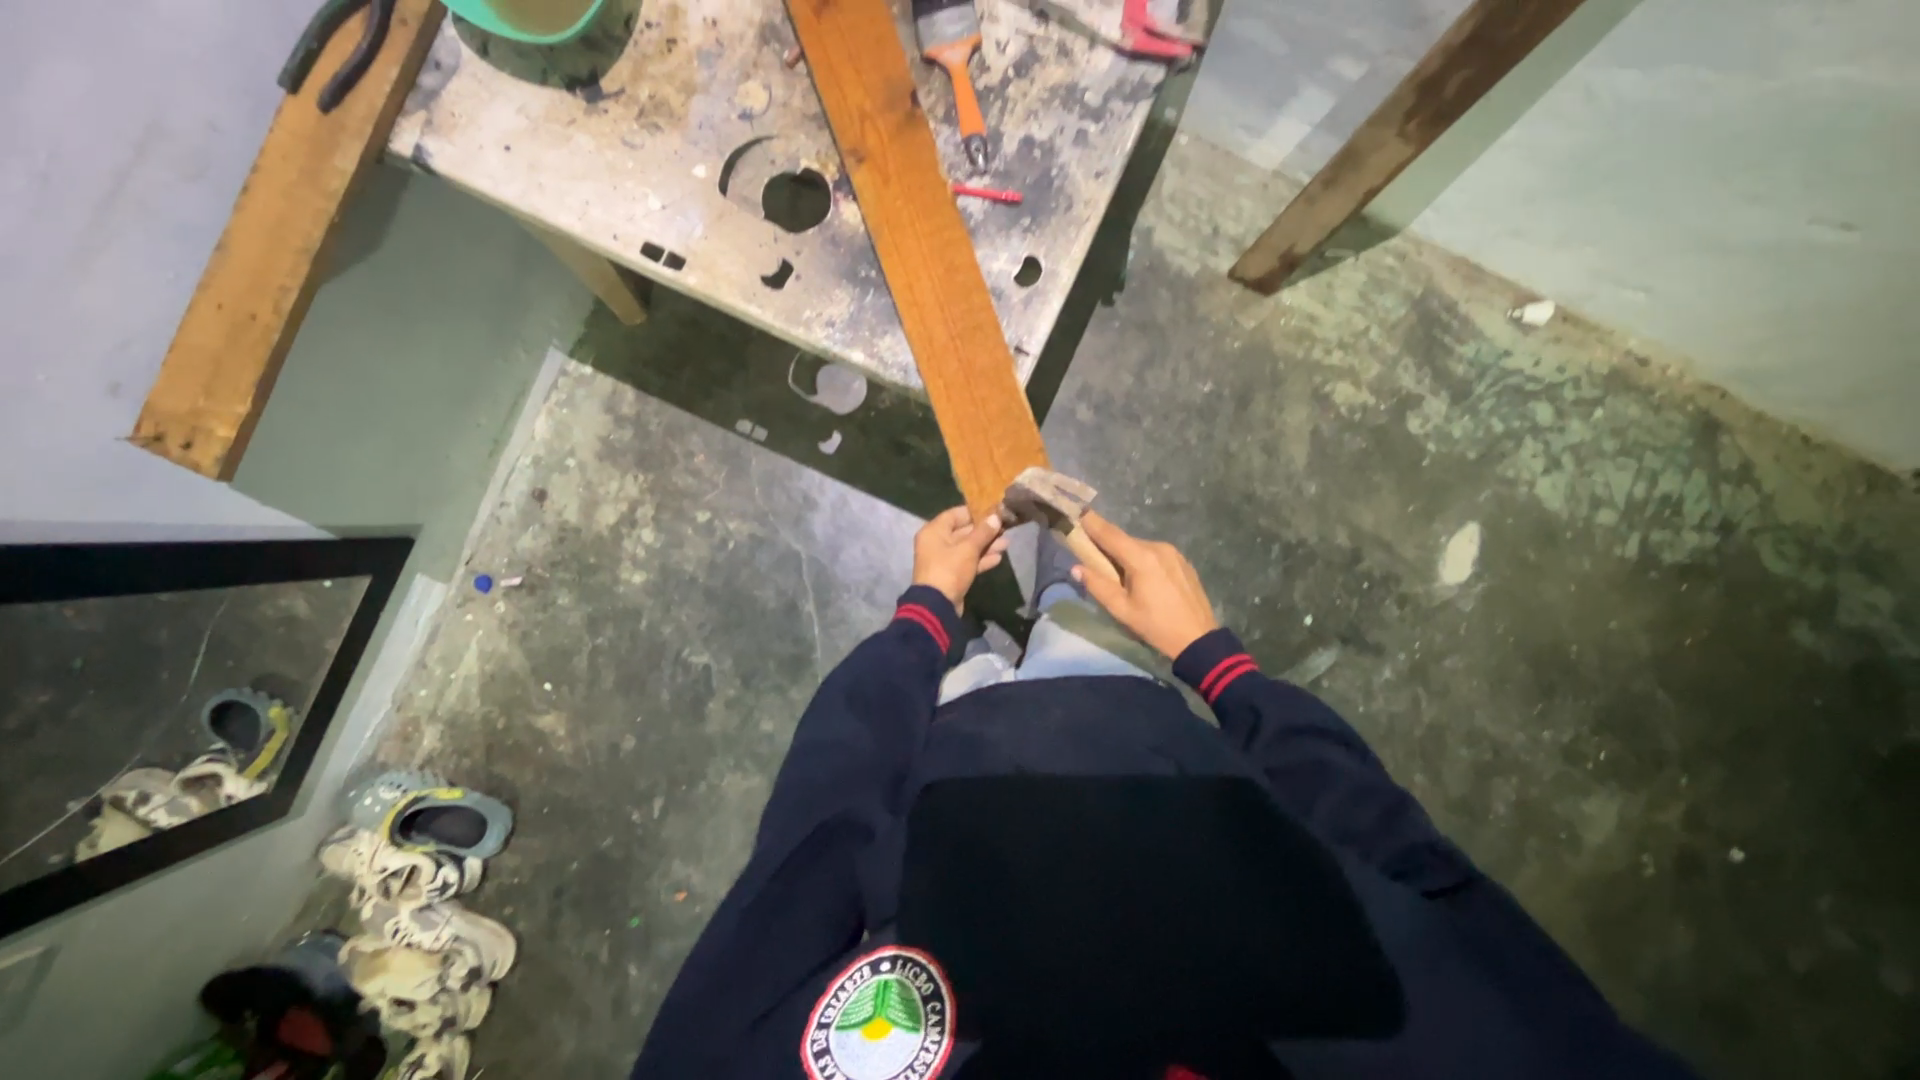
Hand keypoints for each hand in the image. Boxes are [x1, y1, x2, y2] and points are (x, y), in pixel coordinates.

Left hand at [912, 507, 1007, 610]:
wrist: (938, 605)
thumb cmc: (950, 569)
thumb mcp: (968, 549)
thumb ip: (983, 532)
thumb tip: (996, 517)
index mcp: (934, 531)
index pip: (954, 514)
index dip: (974, 512)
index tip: (993, 512)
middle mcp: (937, 543)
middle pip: (963, 532)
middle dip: (984, 531)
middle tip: (1005, 528)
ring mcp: (944, 560)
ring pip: (967, 548)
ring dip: (986, 546)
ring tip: (1007, 543)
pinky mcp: (952, 574)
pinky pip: (968, 562)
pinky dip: (981, 560)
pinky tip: (998, 558)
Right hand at [1072, 512, 1219, 658]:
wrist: (1198, 638)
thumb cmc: (1155, 626)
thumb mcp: (1121, 610)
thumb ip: (1097, 586)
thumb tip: (1076, 568)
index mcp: (1141, 558)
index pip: (1109, 534)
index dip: (1092, 523)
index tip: (1078, 512)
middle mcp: (1158, 547)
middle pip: (1124, 540)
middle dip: (1108, 545)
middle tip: (1094, 557)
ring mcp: (1173, 552)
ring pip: (1140, 547)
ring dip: (1127, 555)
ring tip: (1122, 576)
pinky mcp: (1182, 561)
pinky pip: (1155, 554)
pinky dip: (1143, 560)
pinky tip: (1145, 580)